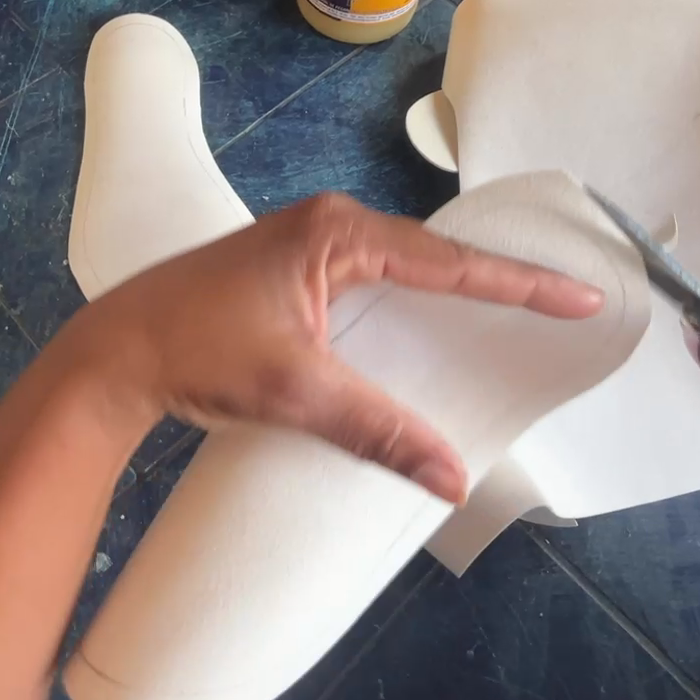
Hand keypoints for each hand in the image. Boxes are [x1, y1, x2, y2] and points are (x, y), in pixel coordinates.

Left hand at [52, 192, 604, 504]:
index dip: (516, 281)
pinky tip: (428, 324)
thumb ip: (376, 428)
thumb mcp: (294, 389)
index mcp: (336, 232)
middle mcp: (328, 223)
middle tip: (557, 304)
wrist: (120, 348)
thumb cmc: (199, 351)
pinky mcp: (294, 267)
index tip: (579, 293)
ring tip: (511, 313)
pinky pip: (371, 276)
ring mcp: (308, 241)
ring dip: (449, 287)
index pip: (445, 259)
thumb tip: (451, 476)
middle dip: (491, 277)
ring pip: (400, 263)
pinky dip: (408, 297)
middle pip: (429, 252)